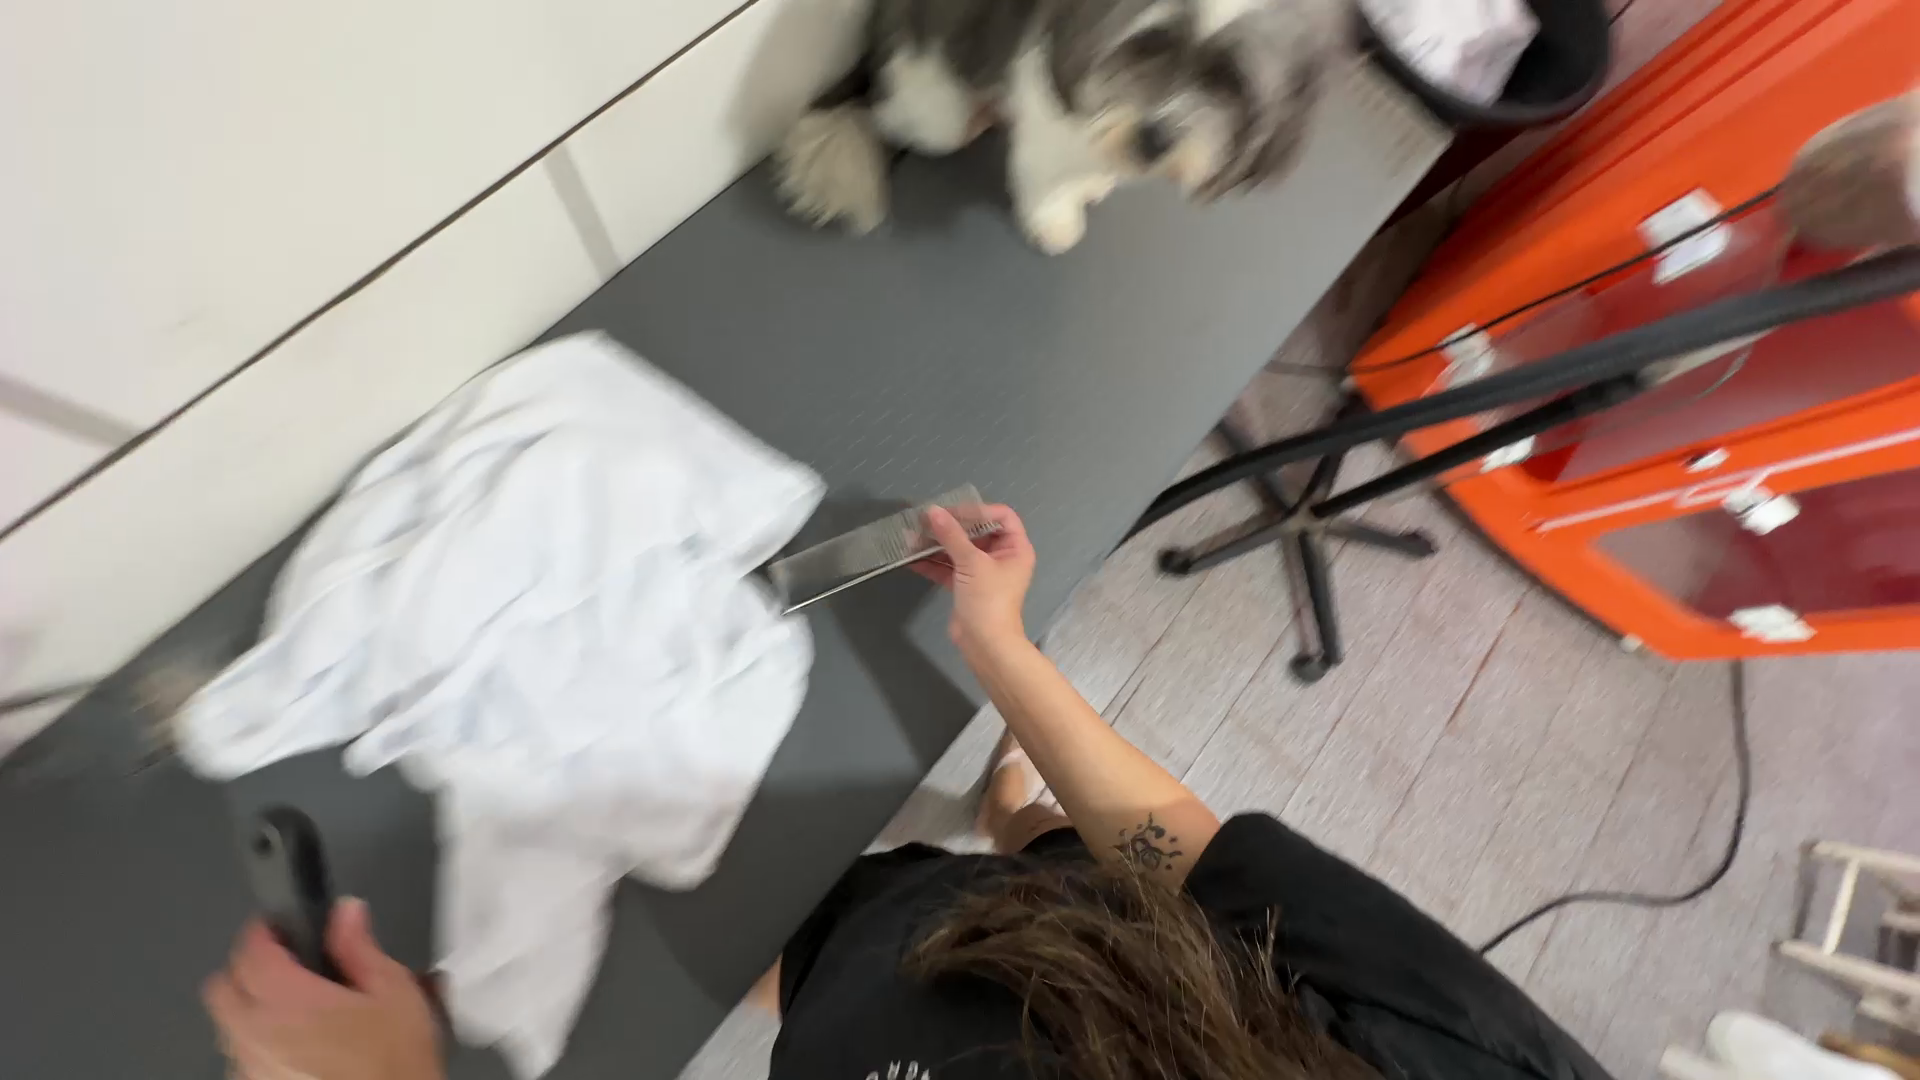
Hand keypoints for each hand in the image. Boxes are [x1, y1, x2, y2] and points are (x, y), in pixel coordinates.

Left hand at [204, 899, 442, 1079]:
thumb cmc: (393, 1049)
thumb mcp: (391, 987)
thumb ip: (359, 948)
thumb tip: (345, 912)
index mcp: (287, 1003)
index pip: (250, 956)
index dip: (259, 930)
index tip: (277, 919)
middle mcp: (252, 1036)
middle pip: (221, 989)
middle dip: (247, 965)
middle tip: (289, 955)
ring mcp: (246, 1069)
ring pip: (227, 1022)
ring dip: (250, 1001)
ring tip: (300, 997)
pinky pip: (240, 1051)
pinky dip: (259, 1032)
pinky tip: (300, 1036)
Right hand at [913, 504, 1034, 651]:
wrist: (985, 645)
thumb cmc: (988, 599)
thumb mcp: (971, 563)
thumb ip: (952, 535)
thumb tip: (932, 511)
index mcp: (1015, 548)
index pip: (1002, 516)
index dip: (979, 510)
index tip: (953, 511)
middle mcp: (1002, 557)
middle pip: (977, 531)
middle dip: (951, 526)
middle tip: (926, 519)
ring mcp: (983, 572)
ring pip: (959, 550)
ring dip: (937, 544)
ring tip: (912, 536)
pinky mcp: (966, 586)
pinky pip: (949, 567)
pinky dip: (932, 562)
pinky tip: (910, 557)